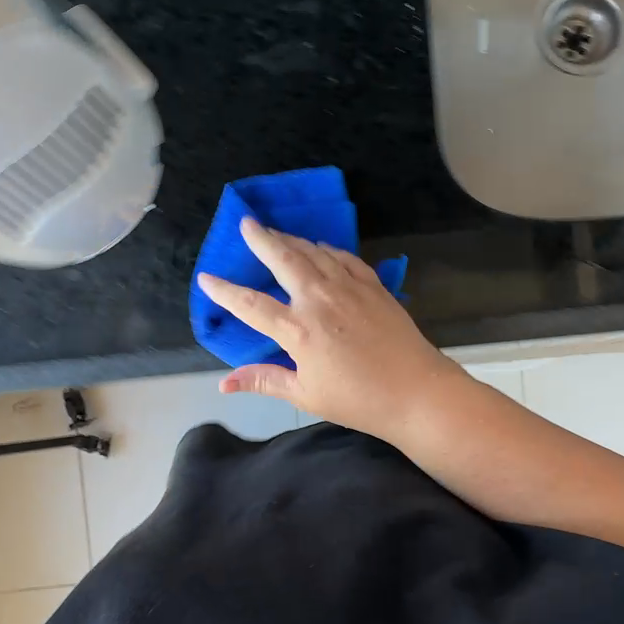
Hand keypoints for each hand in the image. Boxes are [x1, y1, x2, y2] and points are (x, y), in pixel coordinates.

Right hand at [196, 217, 474, 439]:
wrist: (416, 391)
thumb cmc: (358, 400)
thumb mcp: (306, 395)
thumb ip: (265, 380)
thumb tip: (225, 384)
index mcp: (298, 330)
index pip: (251, 304)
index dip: (225, 291)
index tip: (206, 278)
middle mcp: (319, 299)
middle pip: (283, 259)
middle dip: (262, 239)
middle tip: (247, 223)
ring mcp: (348, 288)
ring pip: (313, 252)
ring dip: (291, 240)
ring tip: (276, 232)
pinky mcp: (373, 285)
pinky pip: (344, 257)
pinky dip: (326, 249)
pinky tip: (320, 248)